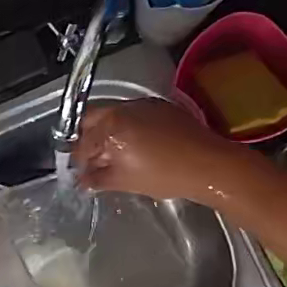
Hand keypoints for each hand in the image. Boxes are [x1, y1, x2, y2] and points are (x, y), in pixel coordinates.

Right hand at [71, 99, 258, 202]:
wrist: (208, 165)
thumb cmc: (166, 174)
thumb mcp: (126, 181)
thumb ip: (98, 179)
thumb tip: (83, 180)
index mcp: (110, 126)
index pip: (82, 142)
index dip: (78, 160)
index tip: (80, 172)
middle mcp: (123, 108)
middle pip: (92, 118)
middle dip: (87, 137)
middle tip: (90, 159)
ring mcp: (143, 105)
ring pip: (113, 114)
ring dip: (106, 131)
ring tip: (113, 154)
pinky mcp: (161, 107)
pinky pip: (134, 113)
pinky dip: (127, 126)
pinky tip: (135, 146)